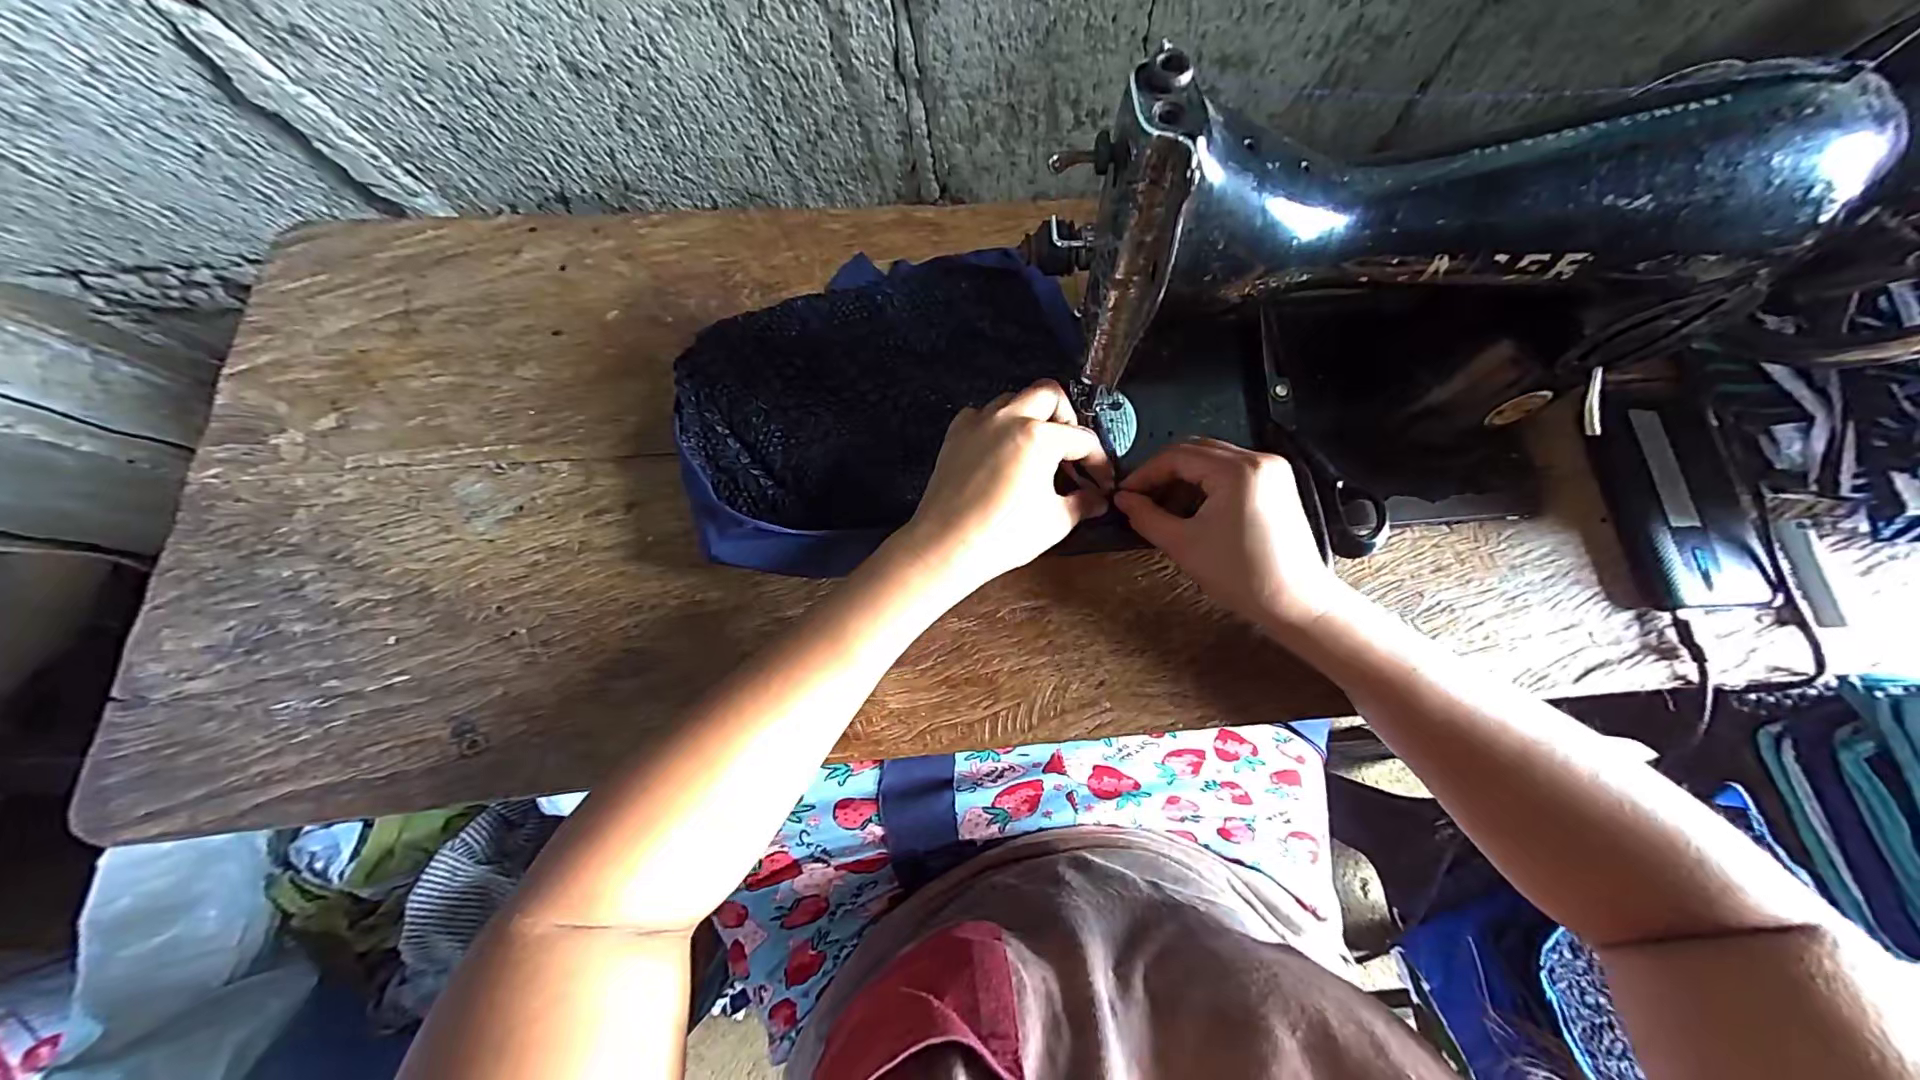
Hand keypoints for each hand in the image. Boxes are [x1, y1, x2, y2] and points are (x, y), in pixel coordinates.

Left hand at [894, 380, 1110, 592]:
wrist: (946, 547)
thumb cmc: (998, 536)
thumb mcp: (1055, 522)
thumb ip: (1082, 503)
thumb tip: (1095, 499)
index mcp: (1039, 437)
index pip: (1083, 439)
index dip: (1099, 462)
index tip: (1100, 479)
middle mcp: (1008, 420)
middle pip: (1050, 394)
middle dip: (1068, 418)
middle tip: (1072, 448)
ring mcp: (979, 424)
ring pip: (1014, 398)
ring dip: (1032, 415)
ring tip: (1040, 447)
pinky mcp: (956, 436)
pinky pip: (982, 415)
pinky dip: (997, 424)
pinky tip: (1003, 449)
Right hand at [1113, 439, 1350, 632]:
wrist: (1295, 602)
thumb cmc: (1242, 575)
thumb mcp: (1183, 544)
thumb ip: (1146, 516)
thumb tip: (1124, 499)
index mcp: (1237, 470)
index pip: (1177, 455)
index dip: (1144, 473)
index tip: (1125, 494)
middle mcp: (1258, 460)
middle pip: (1195, 451)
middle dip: (1162, 473)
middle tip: (1139, 499)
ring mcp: (1271, 470)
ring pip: (1211, 460)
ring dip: (1183, 479)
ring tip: (1162, 508)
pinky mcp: (1276, 484)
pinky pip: (1230, 472)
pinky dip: (1205, 485)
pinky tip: (1190, 509)